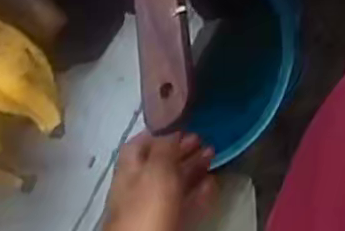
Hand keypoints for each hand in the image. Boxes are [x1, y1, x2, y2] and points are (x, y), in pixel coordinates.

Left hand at [102, 133, 216, 230]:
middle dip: (184, 150)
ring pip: (175, 183)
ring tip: (213, 157)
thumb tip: (173, 129)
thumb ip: (166, 145)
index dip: (164, 131)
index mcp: (130, 168)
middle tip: (206, 140)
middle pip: (162, 162)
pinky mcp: (165, 227)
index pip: (144, 141)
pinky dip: (198, 194)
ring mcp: (151, 209)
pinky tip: (212, 186)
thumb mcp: (157, 168)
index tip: (187, 124)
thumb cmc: (146, 206)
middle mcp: (138, 186)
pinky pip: (184, 205)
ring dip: (194, 169)